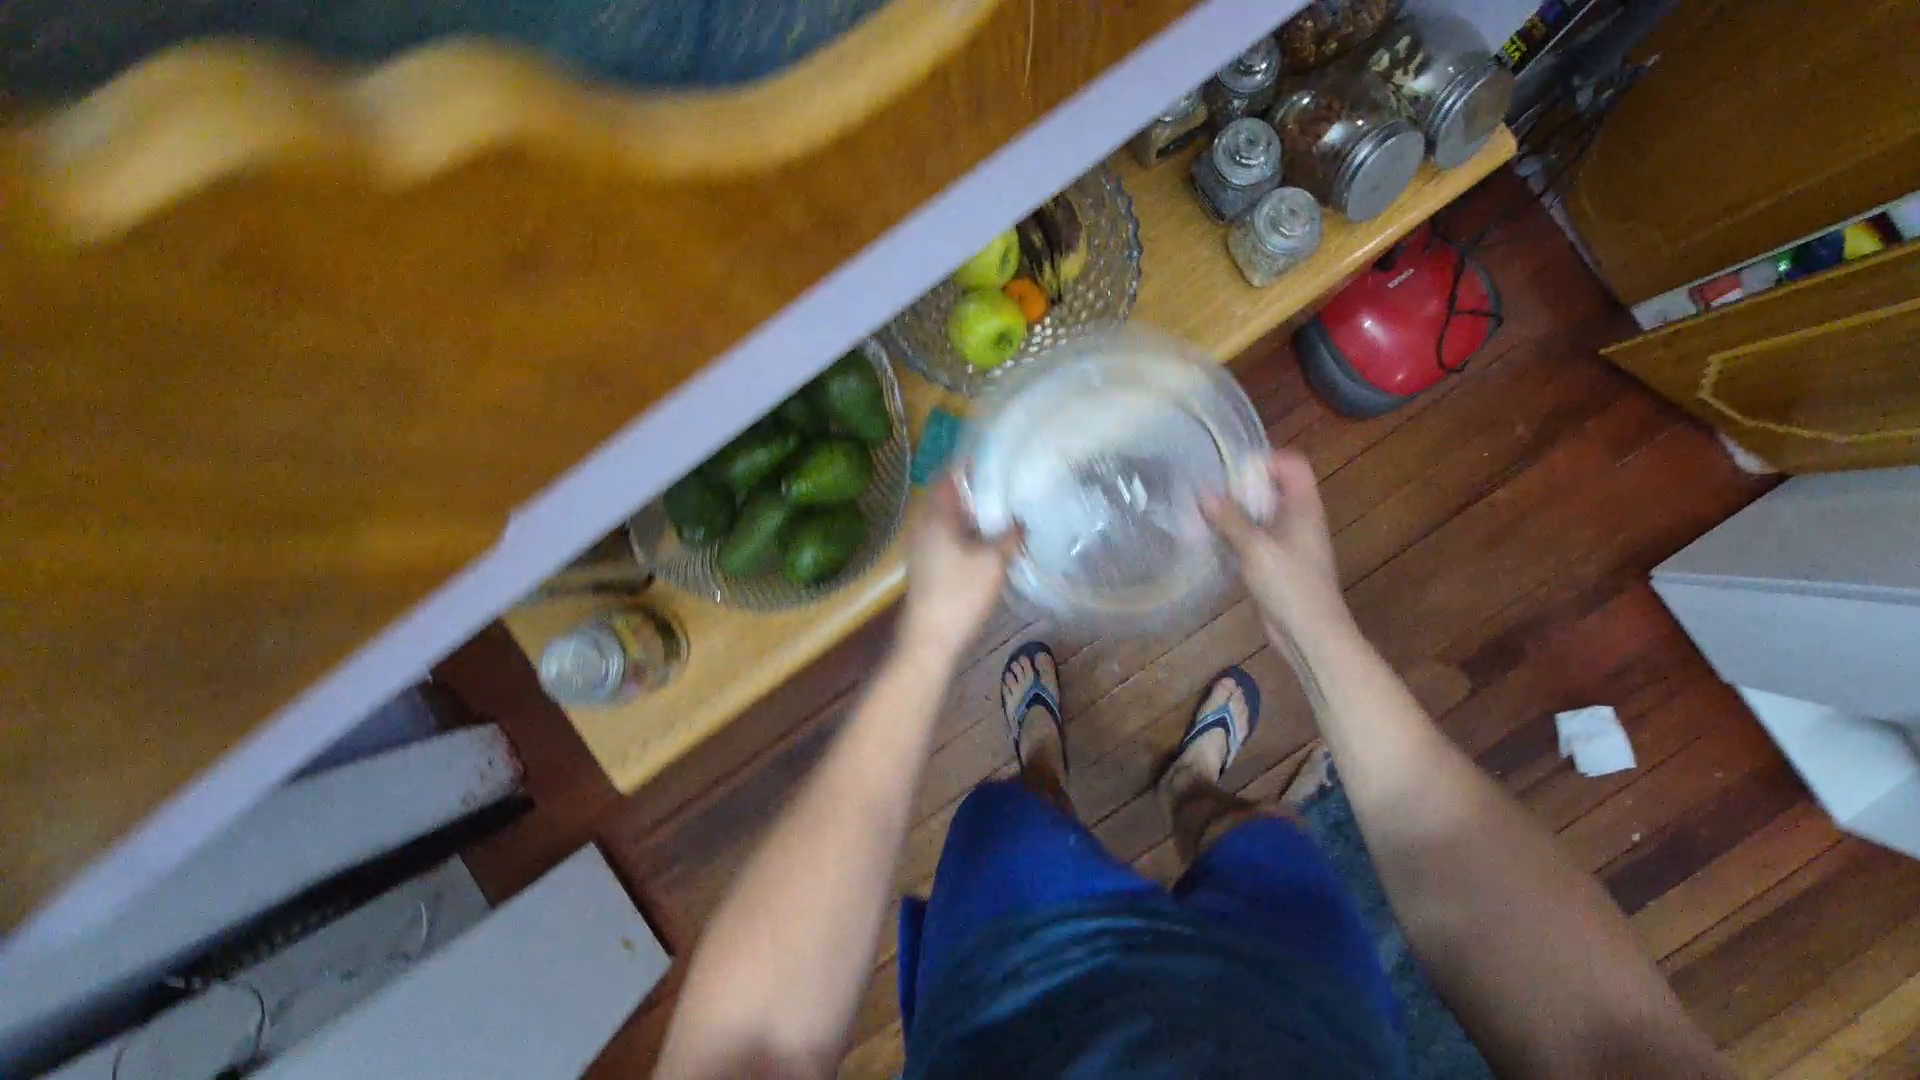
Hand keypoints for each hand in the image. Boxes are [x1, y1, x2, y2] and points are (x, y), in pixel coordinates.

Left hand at [899, 472, 1021, 665]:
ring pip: (952, 517)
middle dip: (980, 489)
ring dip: (976, 513)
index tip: (1002, 460)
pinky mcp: (928, 564)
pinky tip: (993, 541)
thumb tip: (1022, 519)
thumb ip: (1010, 535)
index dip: (974, 463)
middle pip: (952, 495)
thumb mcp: (994, 562)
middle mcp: (924, 524)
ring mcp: (923, 545)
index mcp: (935, 514)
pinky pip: (950, 536)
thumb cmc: (960, 596)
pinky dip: (970, 532)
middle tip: (1012, 485)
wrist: (930, 641)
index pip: (950, 473)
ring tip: (1008, 511)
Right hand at [1202, 449, 1350, 639]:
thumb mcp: (1255, 547)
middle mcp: (1299, 519)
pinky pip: (1255, 538)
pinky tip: (1212, 541)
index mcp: (1304, 507)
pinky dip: (1236, 535)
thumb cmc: (1289, 583)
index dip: (1266, 461)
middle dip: (1242, 487)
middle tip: (1210, 493)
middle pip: (1273, 488)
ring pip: (1261, 514)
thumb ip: (1229, 518)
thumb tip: (1203, 492)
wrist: (1309, 631)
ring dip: (1235, 513)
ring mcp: (1288, 542)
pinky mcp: (1276, 563)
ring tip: (1204, 514)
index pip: (1292, 465)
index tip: (1233, 471)